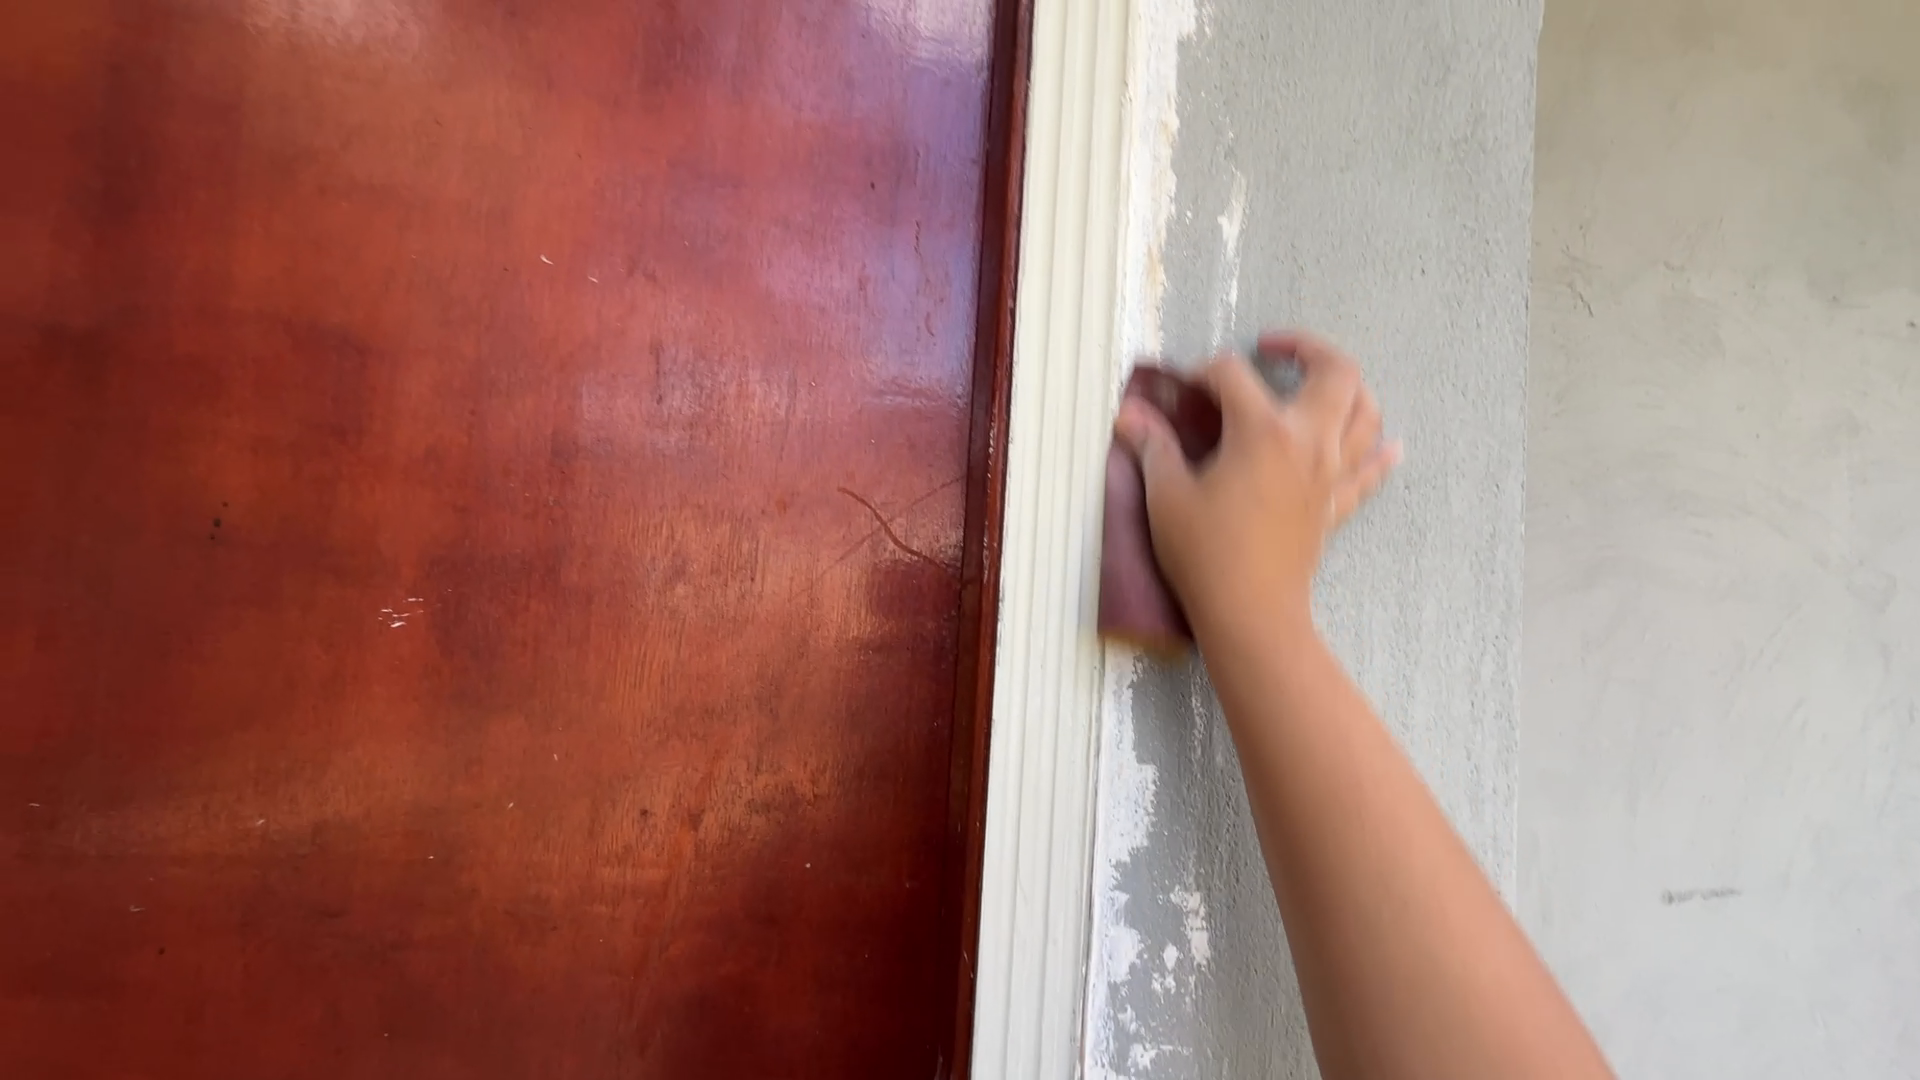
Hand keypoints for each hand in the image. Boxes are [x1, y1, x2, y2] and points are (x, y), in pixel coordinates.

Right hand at [1112, 330, 1400, 640]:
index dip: (1203, 373)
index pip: (1233, 375)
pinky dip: (1380, 451)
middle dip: (1307, 348)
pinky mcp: (1336, 505)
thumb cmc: (1204, 551)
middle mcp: (1308, 441)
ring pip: (1365, 412)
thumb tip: (1129, 414)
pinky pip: (1371, 471)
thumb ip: (1153, 446)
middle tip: (1274, 347)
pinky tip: (1388, 443)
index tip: (1183, 390)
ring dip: (1348, 389)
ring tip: (1317, 385)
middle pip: (1335, 372)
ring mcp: (1330, 473)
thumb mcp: (1166, 495)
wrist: (1249, 611)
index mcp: (1262, 430)